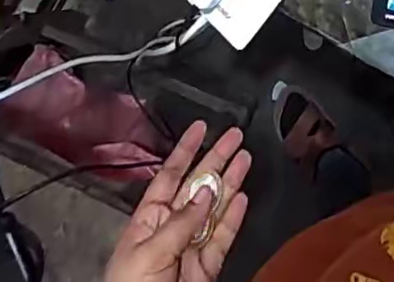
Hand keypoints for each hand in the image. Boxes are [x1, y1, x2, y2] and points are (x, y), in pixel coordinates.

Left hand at [103, 122, 250, 281]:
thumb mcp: (148, 255)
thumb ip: (179, 224)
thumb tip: (204, 194)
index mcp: (147, 221)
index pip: (169, 175)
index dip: (185, 150)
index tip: (201, 127)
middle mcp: (170, 231)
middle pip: (196, 187)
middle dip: (216, 160)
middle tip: (235, 136)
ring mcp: (189, 251)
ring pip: (214, 210)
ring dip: (230, 183)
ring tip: (245, 158)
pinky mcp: (205, 272)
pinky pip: (222, 240)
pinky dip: (234, 219)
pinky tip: (243, 198)